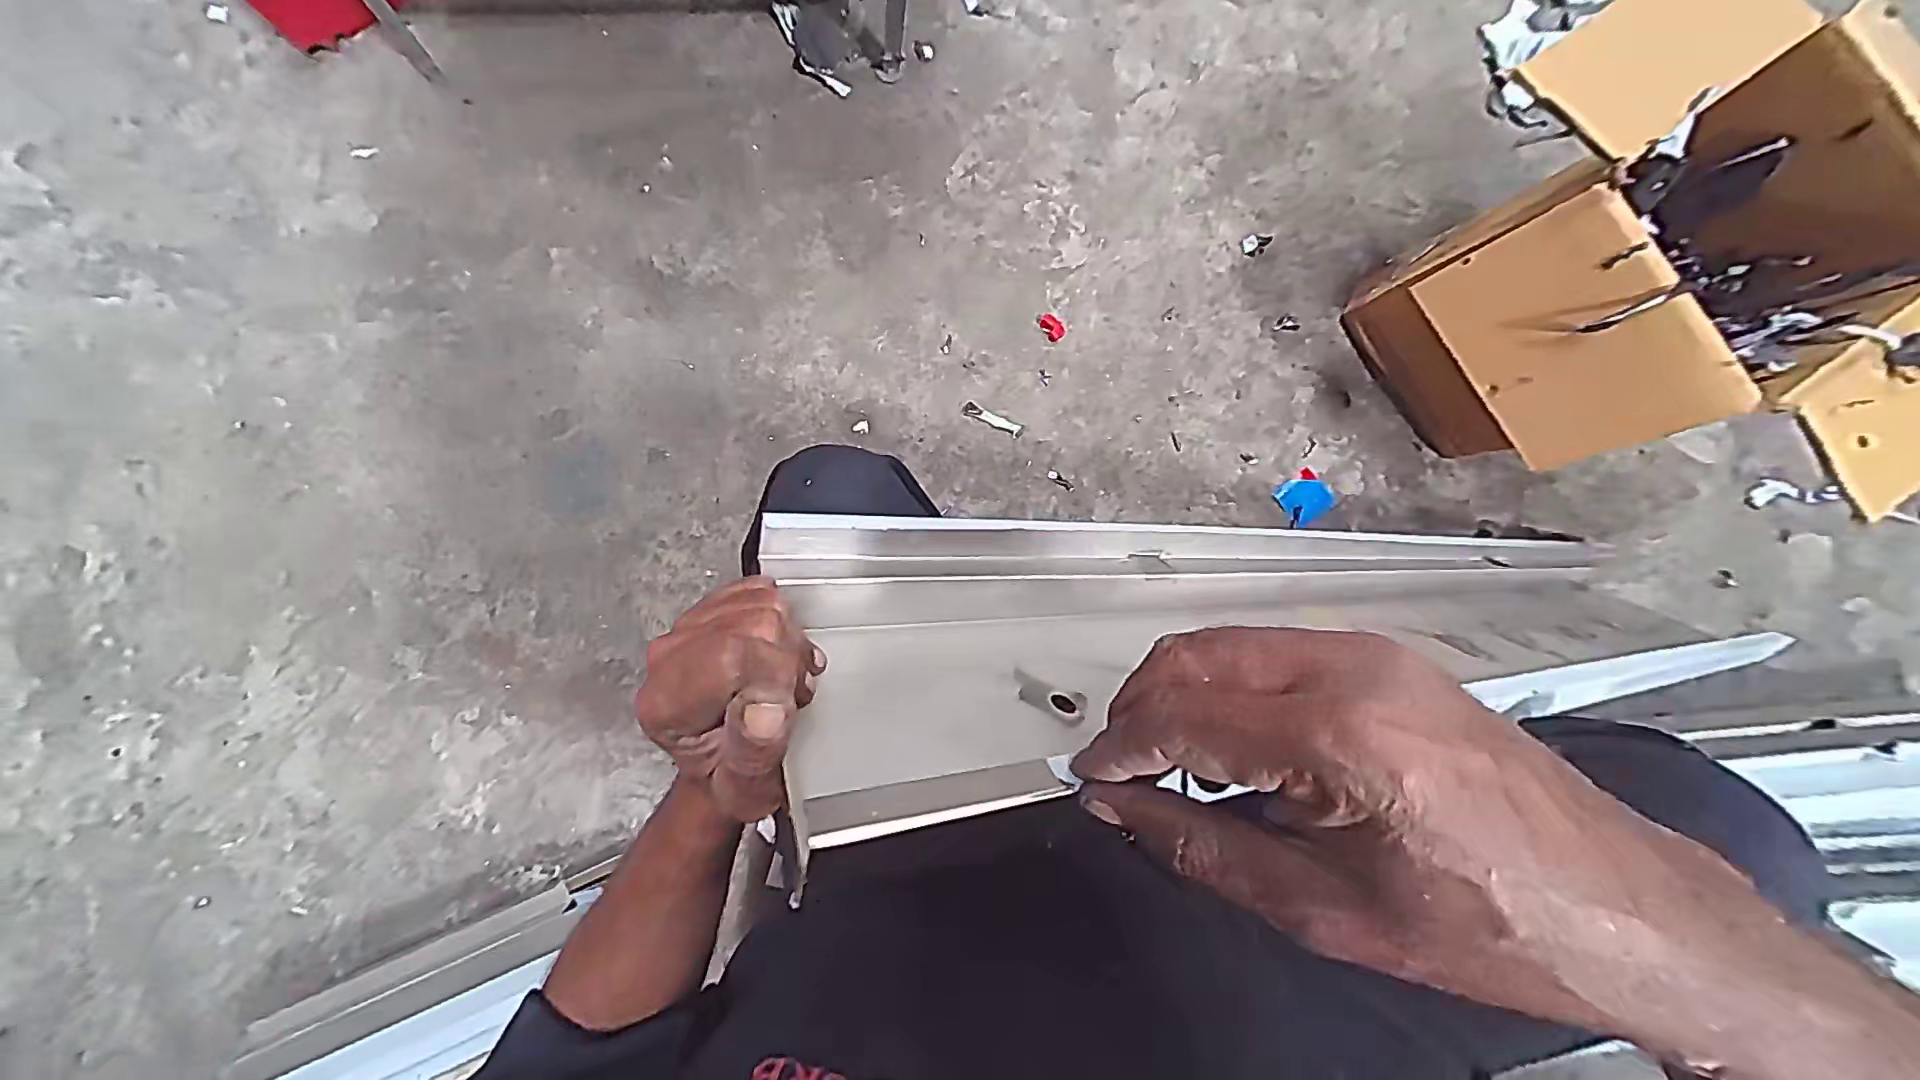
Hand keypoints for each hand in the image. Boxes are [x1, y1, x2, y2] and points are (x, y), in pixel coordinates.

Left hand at [635, 577, 825, 821]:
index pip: (732, 652)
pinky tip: (775, 651)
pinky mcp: (710, 611)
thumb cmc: (734, 778)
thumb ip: (755, 751)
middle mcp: (669, 659)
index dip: (776, 675)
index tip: (787, 702)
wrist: (726, 768)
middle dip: (788, 660)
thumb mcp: (748, 785)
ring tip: (781, 679)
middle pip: (755, 622)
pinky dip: (780, 619)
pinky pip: (758, 591)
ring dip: (789, 641)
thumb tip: (765, 713)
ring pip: (763, 603)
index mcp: (668, 704)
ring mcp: (688, 630)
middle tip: (786, 696)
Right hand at [1070, 628, 1771, 1046]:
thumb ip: (1198, 843)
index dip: (1122, 745)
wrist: (1627, 909)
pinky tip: (1225, 740)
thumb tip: (1118, 804)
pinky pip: (1261, 651)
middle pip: (1191, 656)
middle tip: (1122, 765)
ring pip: (1220, 643)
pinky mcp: (1376, 655)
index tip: (1090, 773)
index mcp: (1340, 737)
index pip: (1185, 717)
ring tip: (1166, 757)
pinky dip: (1219, 686)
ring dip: (1174, 692)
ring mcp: (1365, 651)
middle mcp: (1349, 669)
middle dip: (1138, 706)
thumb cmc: (1487, 925)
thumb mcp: (1319, 909)